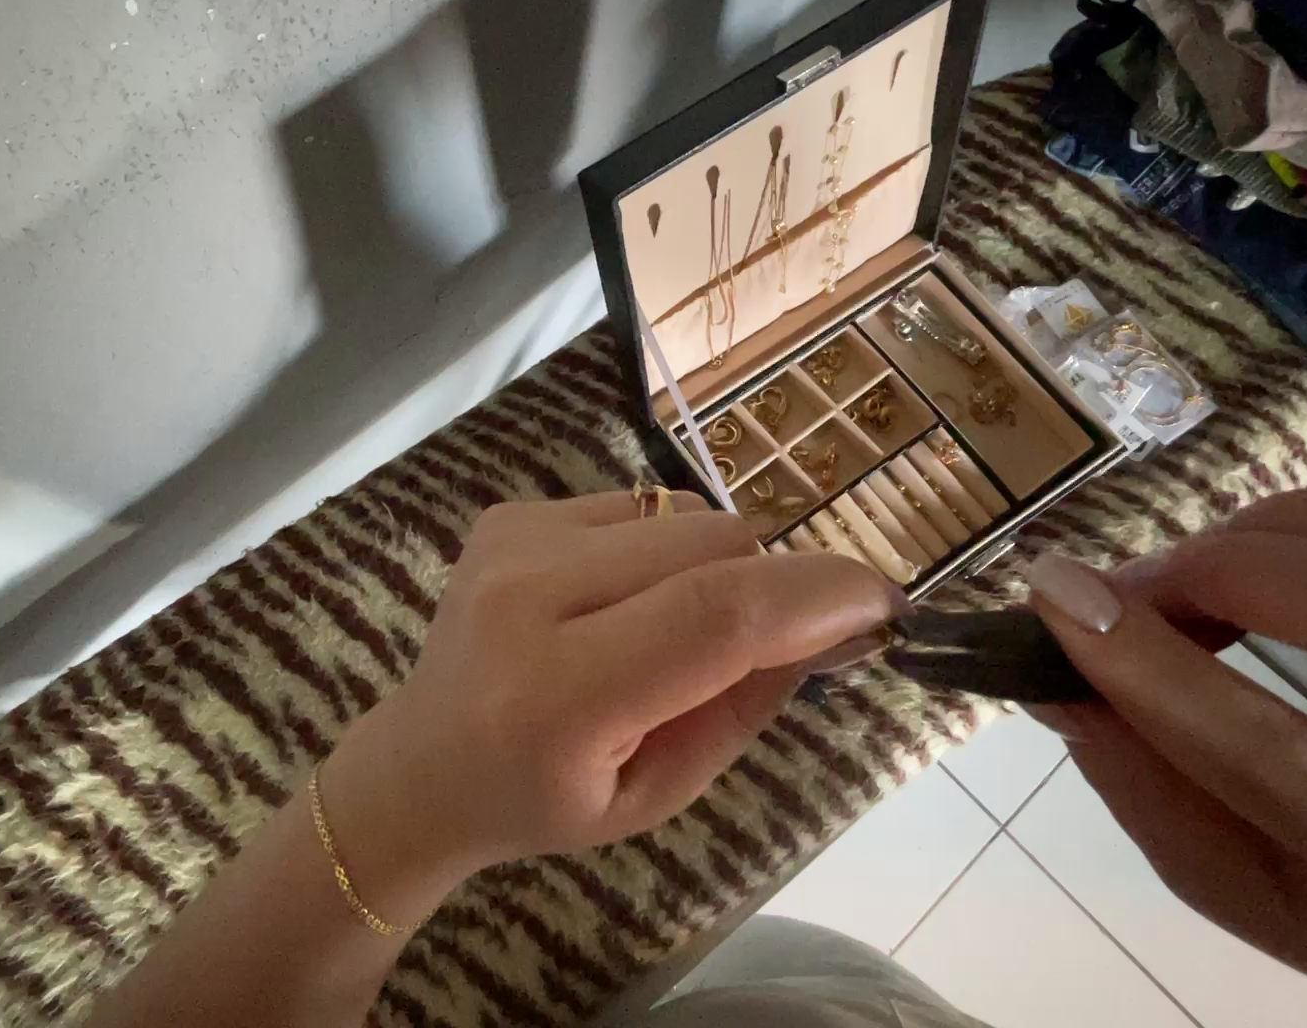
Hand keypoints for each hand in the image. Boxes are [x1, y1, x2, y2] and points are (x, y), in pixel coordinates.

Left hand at [322, 491, 905, 894]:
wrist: (424, 761)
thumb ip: (749, 703)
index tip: (883, 603)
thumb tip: (833, 622)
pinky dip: (658, 548)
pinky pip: (635, 507)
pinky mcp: (509, 514)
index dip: (818, 597)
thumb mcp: (662, 790)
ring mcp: (511, 540)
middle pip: (710, 543)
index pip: (716, 616)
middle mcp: (525, 596)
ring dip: (710, 564)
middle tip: (755, 641)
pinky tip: (612, 599)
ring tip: (665, 625)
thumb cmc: (543, 799)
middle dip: (768, 583)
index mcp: (559, 696)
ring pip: (682, 512)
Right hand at [1024, 482, 1306, 1025]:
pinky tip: (1289, 568)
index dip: (1153, 663)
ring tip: (1209, 580)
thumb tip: (1043, 681)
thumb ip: (1137, 783)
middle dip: (1230, 572)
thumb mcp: (1243, 878)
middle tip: (1140, 586)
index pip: (1281, 758)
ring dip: (1274, 537)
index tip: (1053, 591)